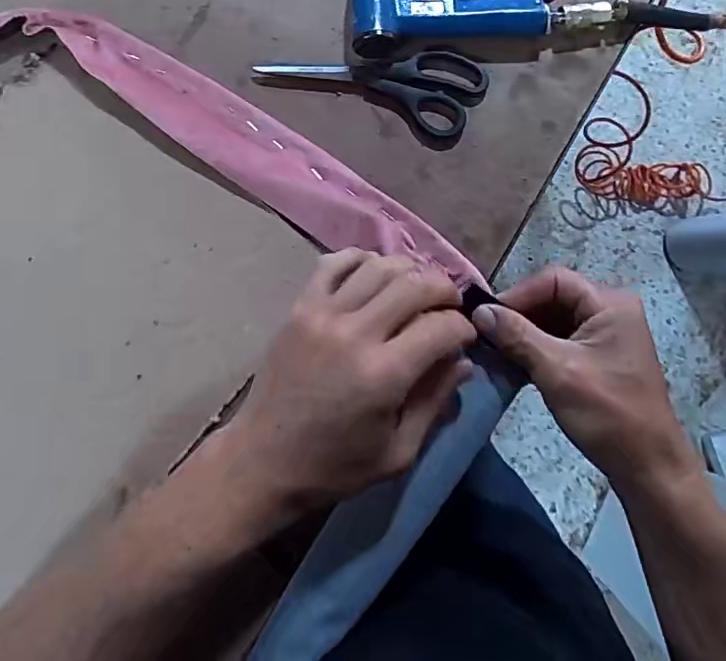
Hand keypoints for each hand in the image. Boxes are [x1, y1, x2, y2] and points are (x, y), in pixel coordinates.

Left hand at [217, 249, 475, 514]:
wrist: (261, 461)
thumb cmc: (333, 466)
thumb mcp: (397, 452)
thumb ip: (435, 402)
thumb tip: (465, 362)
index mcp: (383, 374)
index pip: (442, 327)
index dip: (464, 328)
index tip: (465, 339)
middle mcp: (356, 333)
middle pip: (416, 284)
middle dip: (445, 289)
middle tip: (449, 306)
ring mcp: (323, 314)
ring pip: (380, 266)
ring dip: (409, 270)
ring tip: (416, 288)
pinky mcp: (300, 306)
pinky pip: (336, 262)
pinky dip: (363, 259)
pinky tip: (375, 273)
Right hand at [472, 267, 695, 490]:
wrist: (649, 468)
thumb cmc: (608, 414)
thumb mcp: (557, 371)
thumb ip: (518, 336)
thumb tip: (480, 312)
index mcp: (610, 304)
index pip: (554, 280)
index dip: (518, 294)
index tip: (487, 316)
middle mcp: (611, 310)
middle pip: (554, 297)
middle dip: (520, 314)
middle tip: (487, 334)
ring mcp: (607, 334)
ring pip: (555, 319)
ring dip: (525, 332)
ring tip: (495, 349)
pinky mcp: (600, 357)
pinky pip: (562, 339)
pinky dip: (538, 348)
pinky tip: (514, 362)